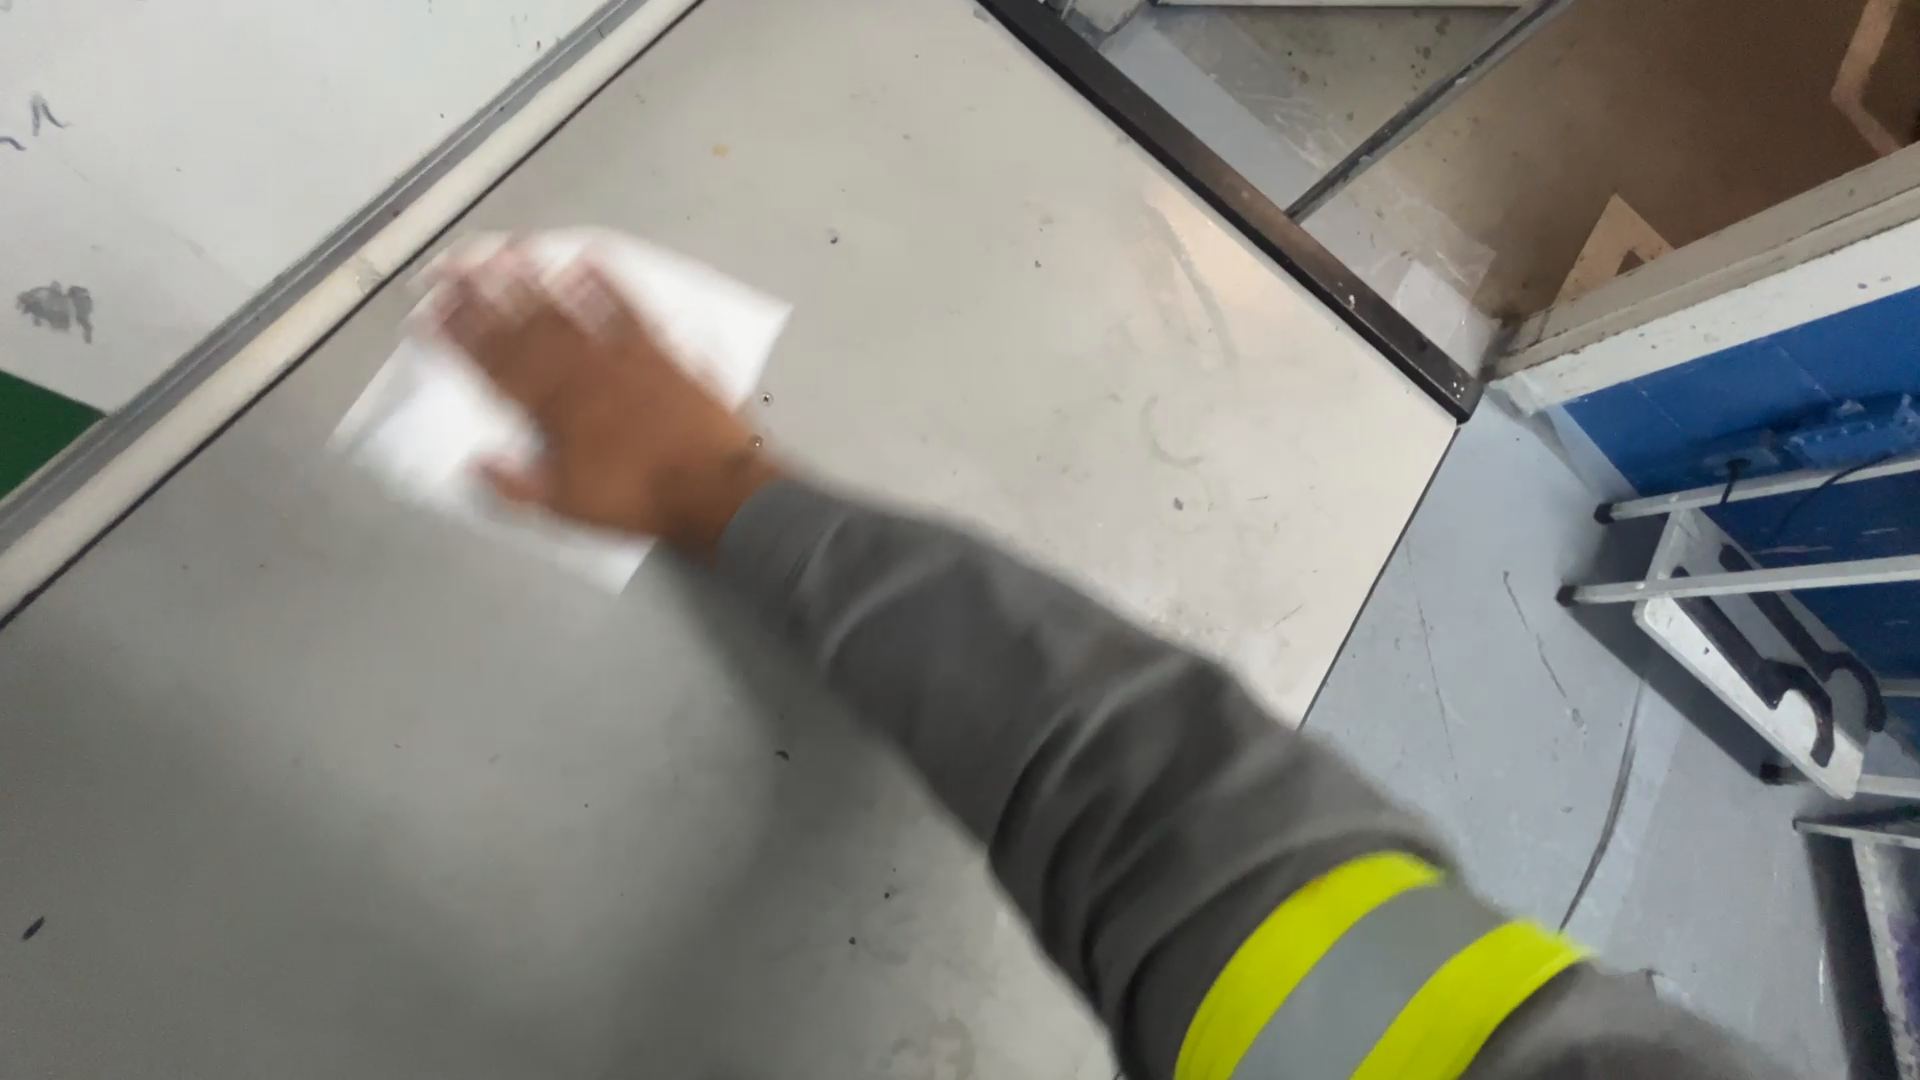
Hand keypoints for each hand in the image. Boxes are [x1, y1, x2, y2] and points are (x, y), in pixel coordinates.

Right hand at [426, 242, 780, 559]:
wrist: (714, 490)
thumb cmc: (644, 501)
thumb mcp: (571, 507)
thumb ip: (520, 485)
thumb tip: (477, 466)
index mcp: (554, 412)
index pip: (494, 366)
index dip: (459, 336)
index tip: (432, 312)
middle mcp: (584, 376)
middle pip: (525, 327)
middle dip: (484, 294)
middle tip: (455, 264)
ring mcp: (625, 360)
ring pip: (572, 310)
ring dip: (538, 278)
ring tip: (509, 248)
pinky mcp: (665, 354)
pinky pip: (632, 311)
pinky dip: (610, 282)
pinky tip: (591, 258)